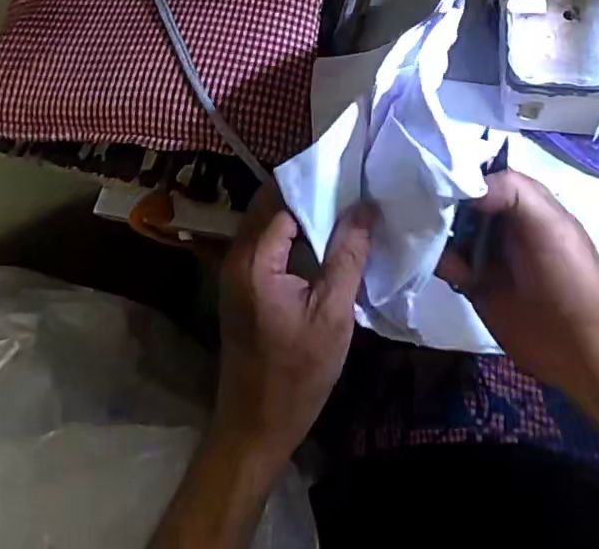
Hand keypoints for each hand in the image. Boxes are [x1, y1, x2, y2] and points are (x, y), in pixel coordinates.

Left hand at [212, 190, 374, 459]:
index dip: (316, 185)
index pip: (283, 200)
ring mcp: (234, 270)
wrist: (255, 425)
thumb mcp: (332, 314)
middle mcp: (236, 256)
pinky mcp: (240, 284)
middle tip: (348, 186)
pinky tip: (321, 238)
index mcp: (254, 259)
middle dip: (306, 191)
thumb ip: (347, 257)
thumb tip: (364, 208)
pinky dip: (289, 232)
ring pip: (265, 222)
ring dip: (298, 211)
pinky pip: (264, 242)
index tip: (349, 174)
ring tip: (341, 207)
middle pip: (268, 205)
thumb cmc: (297, 373)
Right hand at [436, 170, 598, 399]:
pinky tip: (439, 263)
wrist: (581, 350)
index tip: (429, 170)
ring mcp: (484, 251)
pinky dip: (434, 258)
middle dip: (438, 197)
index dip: (456, 168)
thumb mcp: (549, 224)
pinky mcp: (471, 282)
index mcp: (521, 200)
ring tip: (420, 230)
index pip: (480, 171)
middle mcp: (499, 220)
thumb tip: (460, 185)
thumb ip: (511, 191)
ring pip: (446, 227)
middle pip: (458, 197)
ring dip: (432, 227)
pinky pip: (443, 261)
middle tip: (414, 199)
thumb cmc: (570, 278)